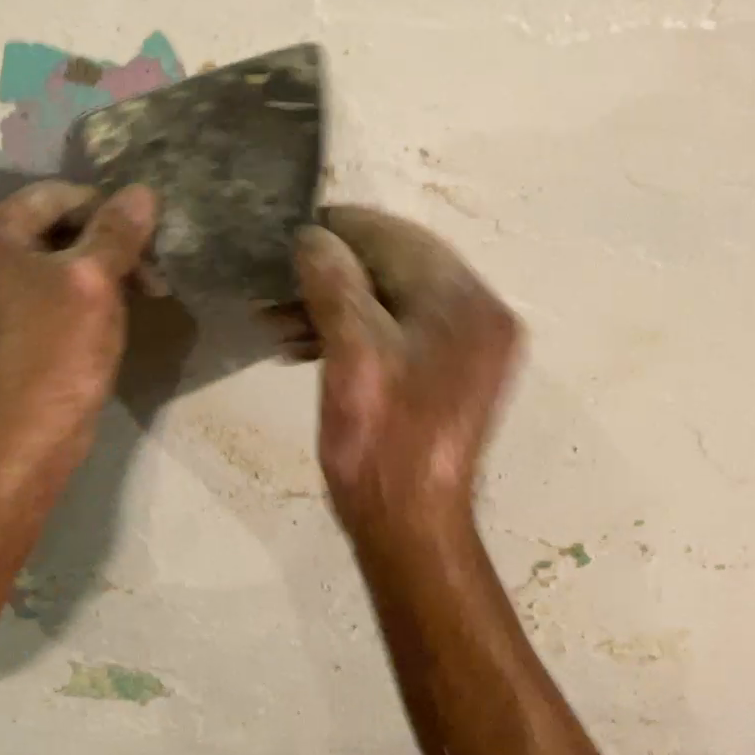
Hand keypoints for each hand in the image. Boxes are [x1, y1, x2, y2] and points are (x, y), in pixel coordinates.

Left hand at [0, 181, 156, 463]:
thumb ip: (117, 232)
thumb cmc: (55, 353)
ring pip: (62, 261)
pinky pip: (57, 293)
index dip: (107, 208)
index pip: (58, 194)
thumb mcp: (93, 282)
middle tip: (154, 270)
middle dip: (111, 242)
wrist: (22, 438)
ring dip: (106, 270)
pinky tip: (120, 311)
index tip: (148, 238)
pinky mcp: (16, 326)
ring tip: (149, 290)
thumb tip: (142, 191)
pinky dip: (89, 295)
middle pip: (59, 225)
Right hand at [289, 206, 520, 535]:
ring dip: (335, 303)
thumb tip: (312, 237)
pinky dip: (352, 331)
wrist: (408, 525)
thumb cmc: (380, 445)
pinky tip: (303, 346)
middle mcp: (479, 314)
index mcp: (466, 304)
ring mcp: (466, 347)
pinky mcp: (447, 373)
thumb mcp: (351, 357)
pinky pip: (397, 331)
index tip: (289, 230)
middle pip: (397, 266)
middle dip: (332, 271)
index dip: (341, 229)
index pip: (399, 238)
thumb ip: (334, 286)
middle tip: (275, 282)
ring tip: (277, 321)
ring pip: (392, 299)